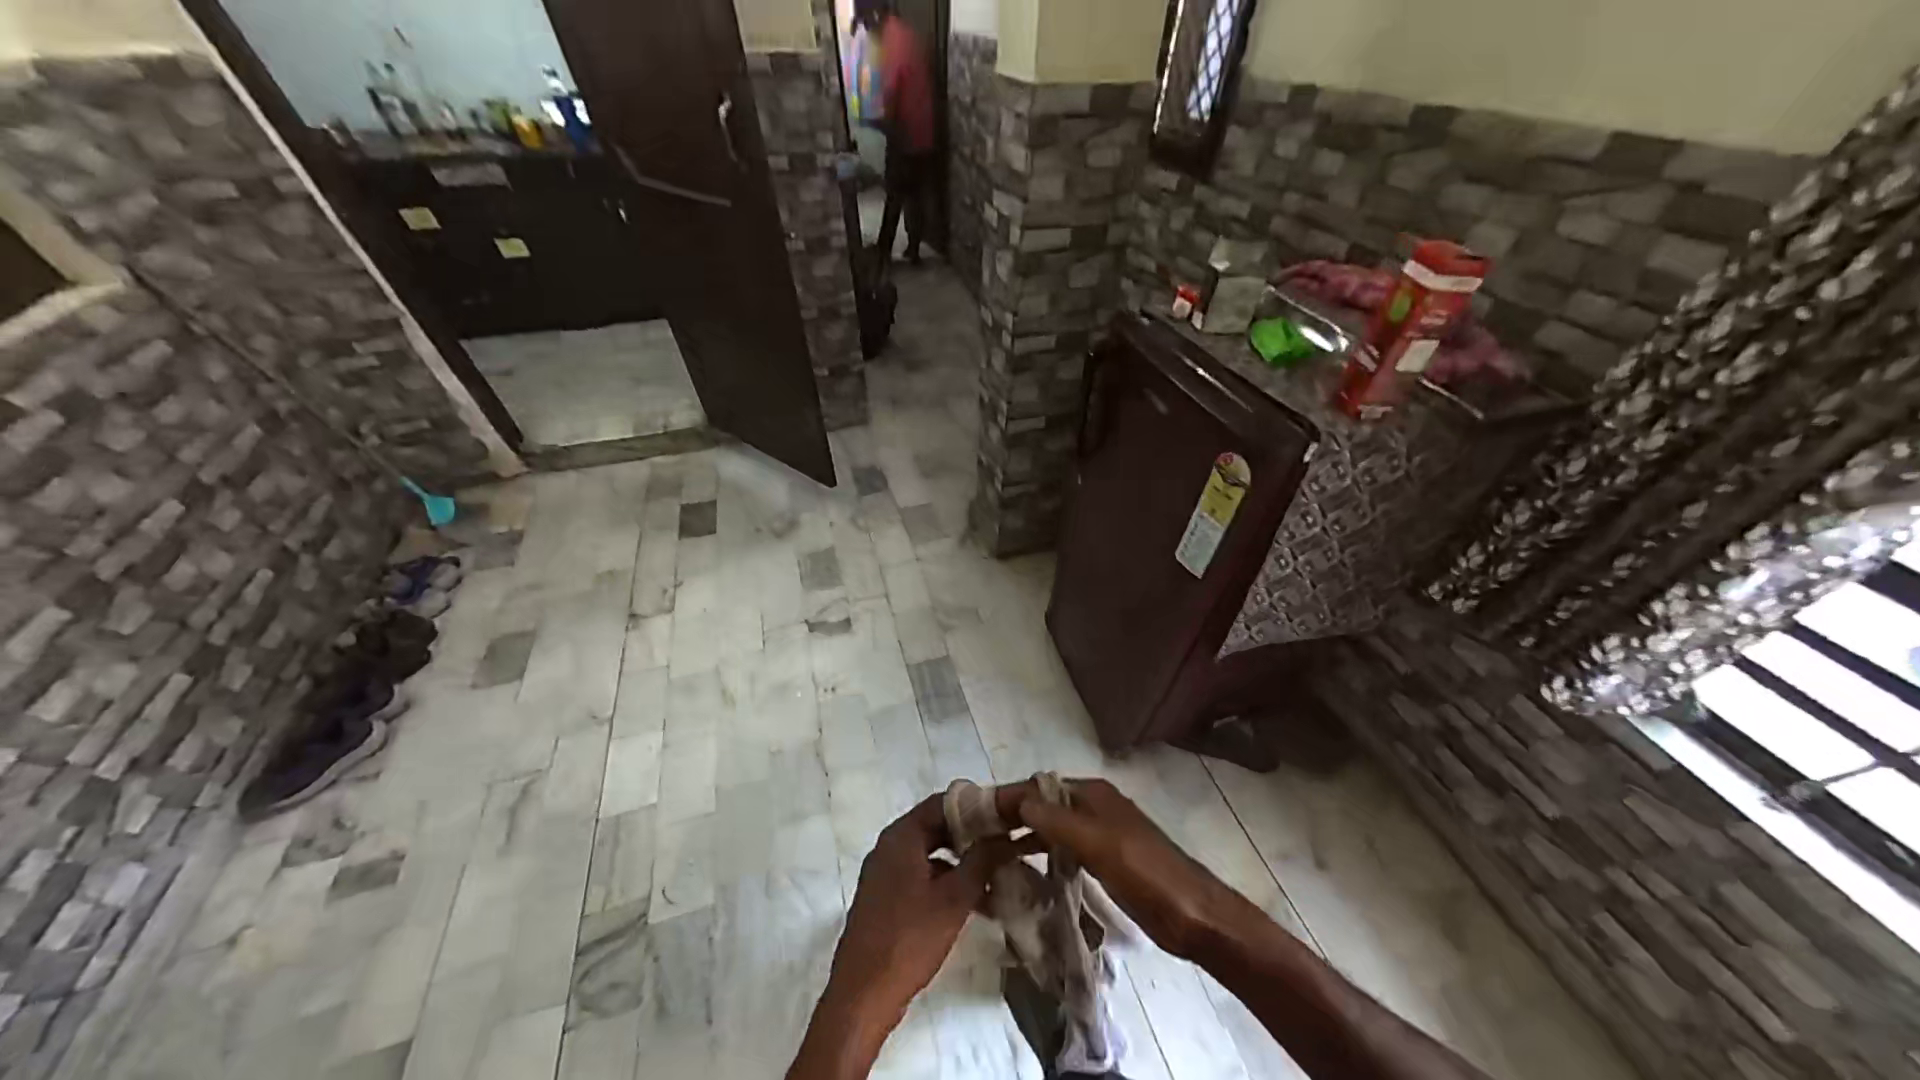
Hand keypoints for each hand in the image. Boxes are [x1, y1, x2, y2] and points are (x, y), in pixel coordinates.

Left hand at [795, 793, 1017, 1079]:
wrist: (863, 994)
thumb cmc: (909, 939)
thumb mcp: (955, 898)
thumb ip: (981, 861)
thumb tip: (1004, 837)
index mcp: (901, 836)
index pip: (942, 802)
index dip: (976, 805)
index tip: (1005, 816)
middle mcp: (890, 846)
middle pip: (937, 826)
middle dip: (972, 834)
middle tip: (1007, 842)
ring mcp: (885, 873)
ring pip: (931, 853)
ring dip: (963, 860)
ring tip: (999, 872)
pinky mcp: (886, 898)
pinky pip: (922, 875)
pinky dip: (948, 881)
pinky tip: (976, 901)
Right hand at [996, 777, 1245, 959]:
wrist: (1192, 913)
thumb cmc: (1144, 872)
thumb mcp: (1096, 843)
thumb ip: (1056, 820)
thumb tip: (1019, 799)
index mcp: (1093, 794)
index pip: (1039, 786)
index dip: (1008, 796)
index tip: (975, 811)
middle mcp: (1093, 807)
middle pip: (1044, 804)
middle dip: (1013, 814)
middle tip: (977, 834)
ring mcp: (1100, 834)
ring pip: (1052, 827)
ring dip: (1024, 835)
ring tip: (990, 851)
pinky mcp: (1104, 861)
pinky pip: (1063, 849)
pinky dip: (1042, 853)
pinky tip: (1023, 868)